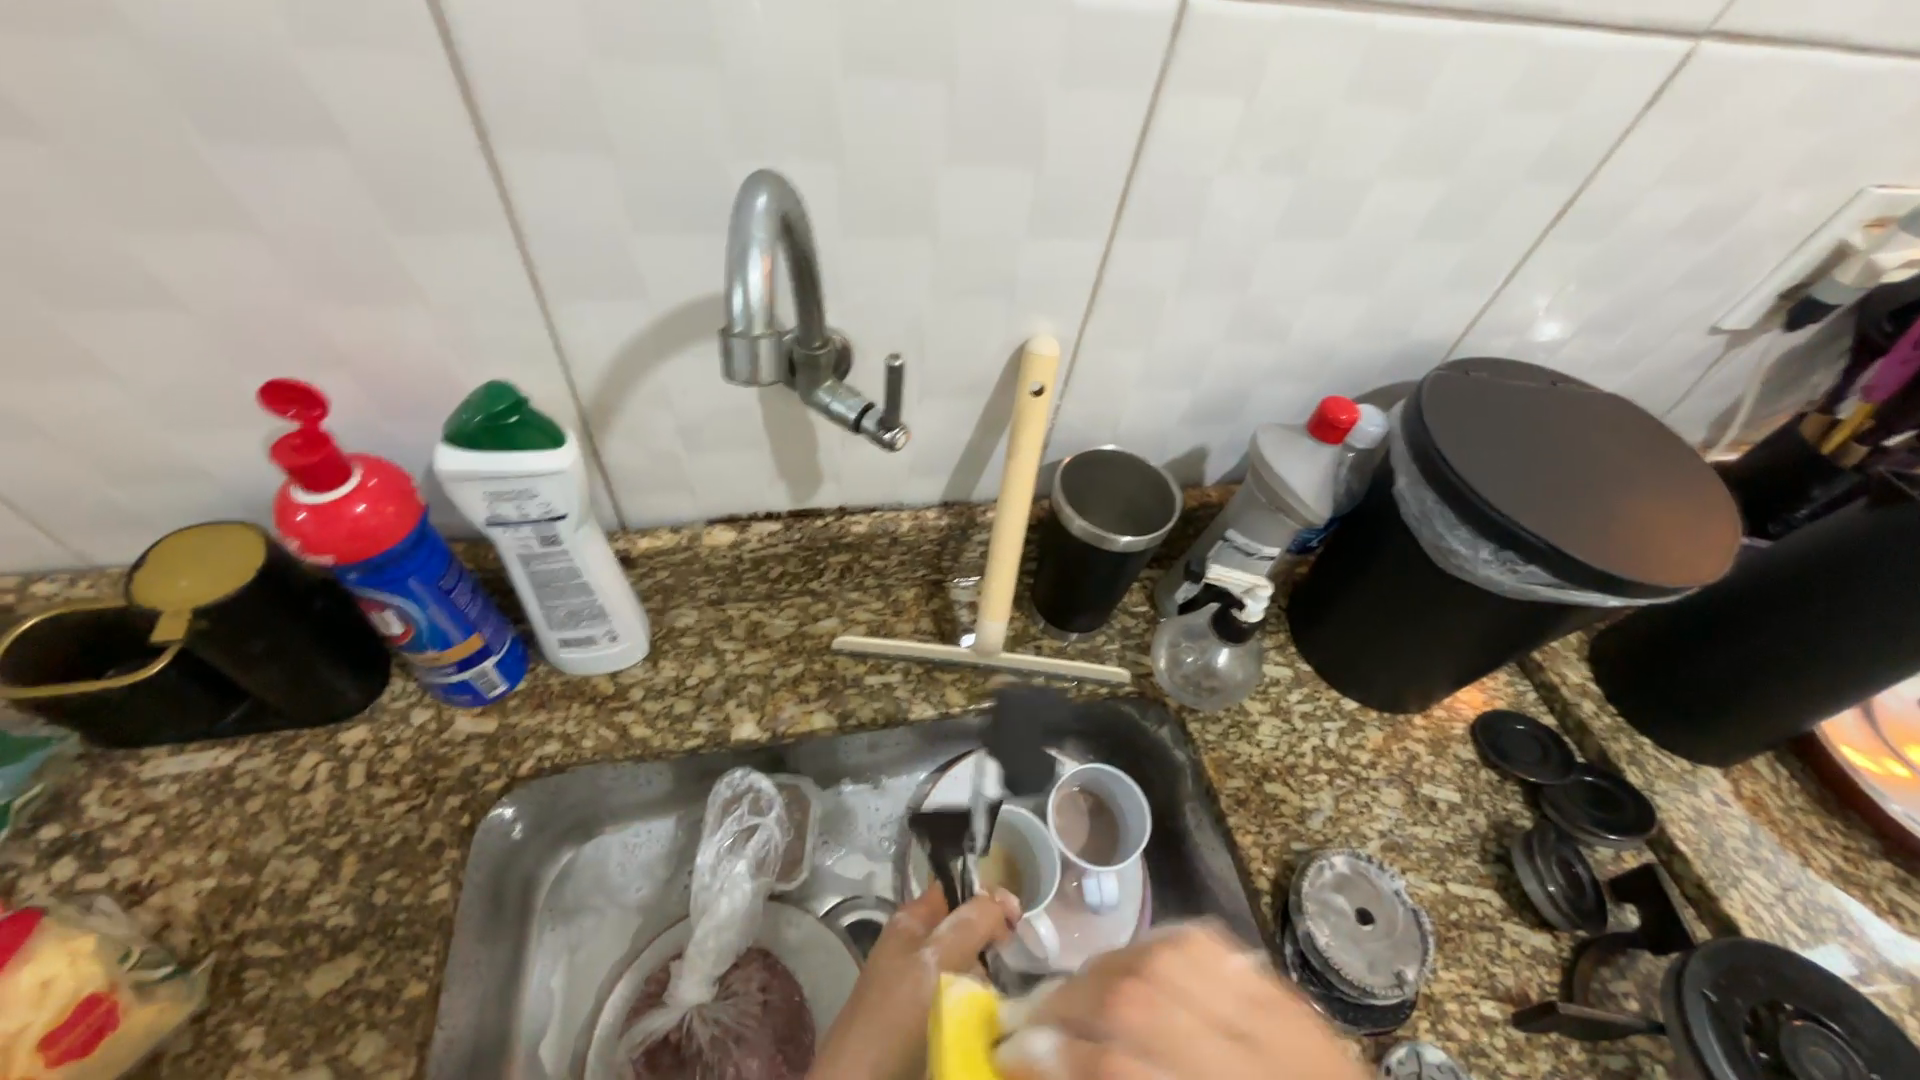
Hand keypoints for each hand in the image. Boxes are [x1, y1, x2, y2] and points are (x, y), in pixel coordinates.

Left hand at [808, 886, 1020, 1079]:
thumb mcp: (933, 959)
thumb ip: (969, 922)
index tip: (1017, 917)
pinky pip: (970, 1001)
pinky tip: (998, 1015)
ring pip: (973, 967)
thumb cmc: (897, 1013)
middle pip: (968, 929)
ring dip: (994, 976)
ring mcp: (926, 987)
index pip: (956, 891)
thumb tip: (1000, 899)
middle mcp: (920, 948)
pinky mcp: (935, 1021)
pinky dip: (986, 1005)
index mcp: (913, 922)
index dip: (987, 896)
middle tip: (1017, 958)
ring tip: (1011, 989)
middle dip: (995, 939)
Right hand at [996, 922, 1366, 1079]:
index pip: (1120, 1067)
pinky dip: (1161, 945)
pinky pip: (1215, 948)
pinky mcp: (1289, 998)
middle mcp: (1255, 1061)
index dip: (1055, 1058)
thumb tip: (1053, 1065)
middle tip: (1032, 1017)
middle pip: (1141, 999)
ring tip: (1076, 990)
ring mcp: (1280, 1022)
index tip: (1010, 1053)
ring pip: (1174, 957)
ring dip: (1108, 967)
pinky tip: (1134, 961)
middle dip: (1069, 1001)